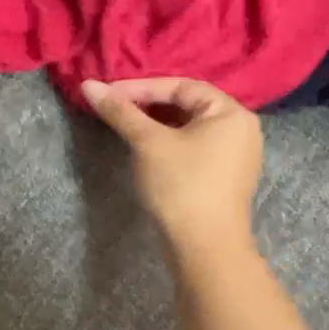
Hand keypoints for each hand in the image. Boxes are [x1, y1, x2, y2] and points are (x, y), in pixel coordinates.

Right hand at [82, 78, 262, 253]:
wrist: (204, 245)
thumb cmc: (181, 184)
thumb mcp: (147, 142)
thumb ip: (119, 111)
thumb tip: (88, 84)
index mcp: (230, 113)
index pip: (181, 86)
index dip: (141, 87)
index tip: (108, 94)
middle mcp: (240, 129)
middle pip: (186, 105)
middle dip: (147, 104)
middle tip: (113, 108)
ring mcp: (234, 155)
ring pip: (187, 127)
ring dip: (154, 123)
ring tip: (123, 125)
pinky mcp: (223, 176)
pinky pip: (192, 146)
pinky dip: (167, 141)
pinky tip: (144, 148)